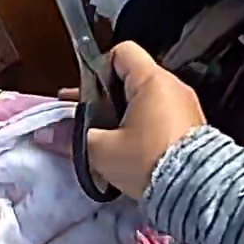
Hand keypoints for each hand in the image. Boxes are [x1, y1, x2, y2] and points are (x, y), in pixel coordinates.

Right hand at [84, 42, 206, 198]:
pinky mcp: (193, 127)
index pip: (122, 52)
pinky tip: (132, 150)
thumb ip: (75, 137)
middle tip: (89, 122)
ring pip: (146, 101)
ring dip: (125, 116)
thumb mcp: (102, 150)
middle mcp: (173, 86)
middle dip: (107, 99)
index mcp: (151, 81)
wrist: (194, 190)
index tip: (89, 97)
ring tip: (109, 140)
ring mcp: (186, 106)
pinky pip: (161, 118)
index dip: (99, 69)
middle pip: (132, 79)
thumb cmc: (146, 161)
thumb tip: (49, 132)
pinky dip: (144, 128)